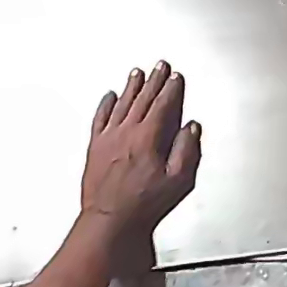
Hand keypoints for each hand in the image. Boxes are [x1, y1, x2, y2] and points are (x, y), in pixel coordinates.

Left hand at [82, 61, 201, 237]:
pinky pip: (100, 118)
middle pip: (143, 99)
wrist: (110, 221)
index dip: (172, 89)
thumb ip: (187, 150)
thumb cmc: (145, 204)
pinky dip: (106, 104)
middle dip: (154, 80)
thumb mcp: (179, 180)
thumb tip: (191, 128)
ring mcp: (108, 138)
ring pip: (122, 104)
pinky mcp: (95, 147)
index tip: (176, 77)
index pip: (163, 105)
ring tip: (138, 73)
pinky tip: (109, 96)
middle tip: (160, 65)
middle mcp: (127, 132)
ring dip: (132, 86)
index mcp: (149, 138)